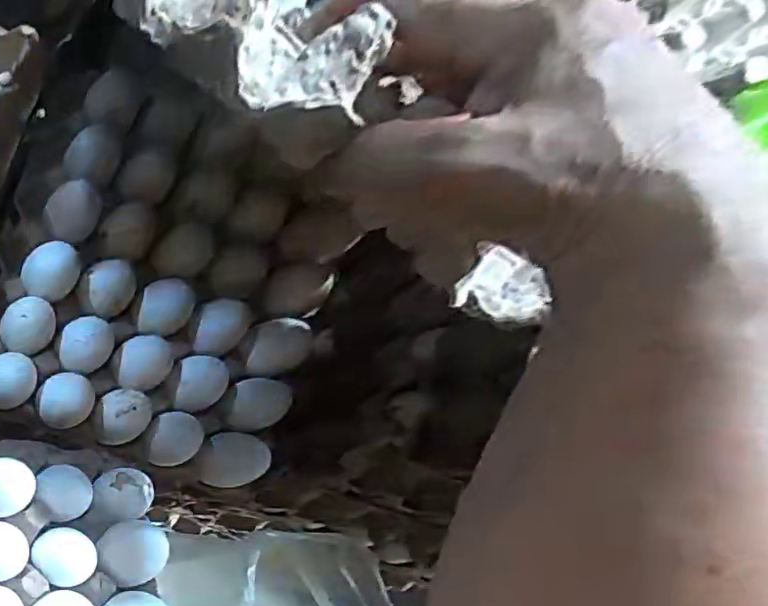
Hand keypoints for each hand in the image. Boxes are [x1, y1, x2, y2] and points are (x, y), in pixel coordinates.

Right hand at [322, 0, 758, 285]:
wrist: (669, 229)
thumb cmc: (563, 182)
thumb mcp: (446, 167)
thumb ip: (366, 154)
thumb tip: (320, 158)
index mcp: (528, 17)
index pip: (412, 4)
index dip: (341, 31)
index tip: (292, 66)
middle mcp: (544, 31)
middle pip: (419, 57)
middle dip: (366, 111)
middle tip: (331, 159)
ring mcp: (553, 76)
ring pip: (436, 101)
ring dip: (396, 153)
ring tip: (386, 202)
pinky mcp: (554, 118)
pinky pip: (464, 132)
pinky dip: (430, 171)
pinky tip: (429, 212)